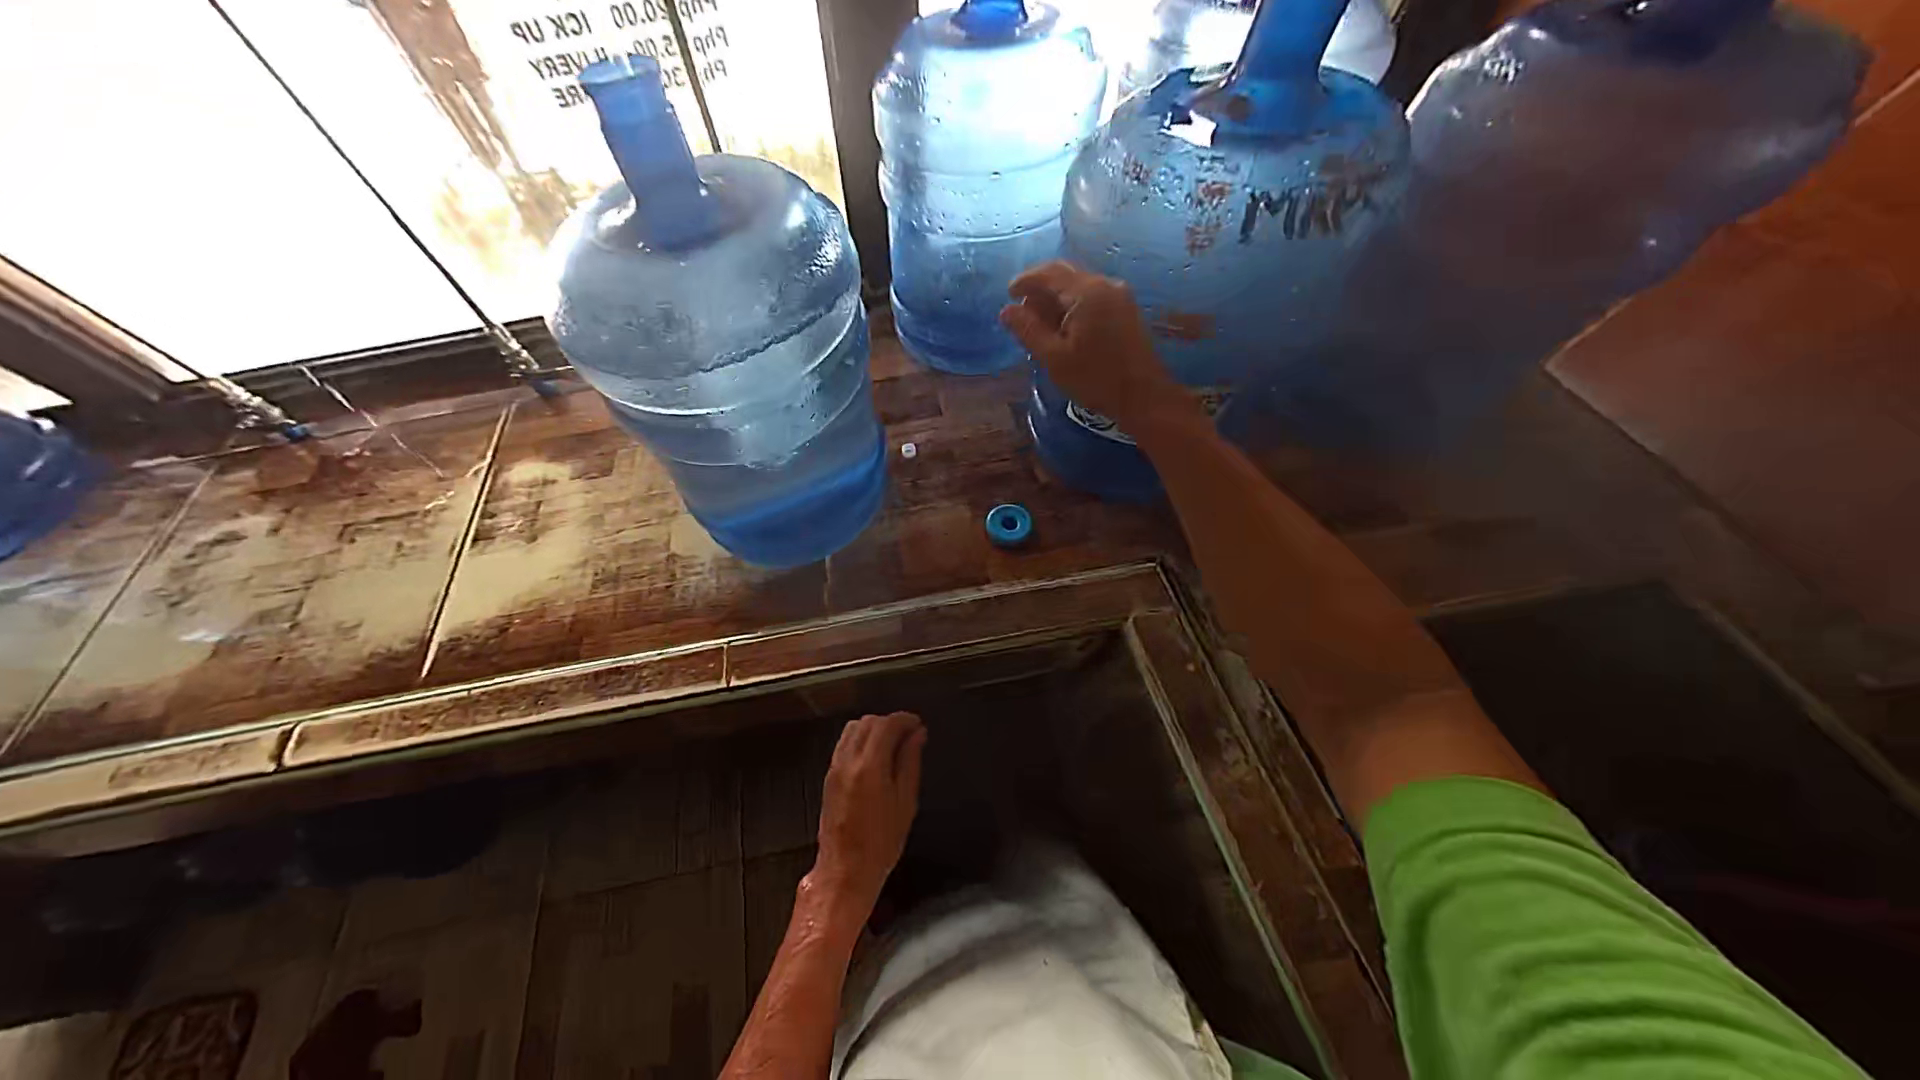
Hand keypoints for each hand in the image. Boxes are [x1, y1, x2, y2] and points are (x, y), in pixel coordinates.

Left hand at [812, 712, 925, 909]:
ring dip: (874, 728)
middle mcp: (848, 762)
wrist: (845, 870)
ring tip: (893, 743)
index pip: (887, 725)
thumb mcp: (906, 802)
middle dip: (890, 722)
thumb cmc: (880, 843)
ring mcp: (835, 768)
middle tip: (909, 733)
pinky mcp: (828, 777)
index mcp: (870, 766)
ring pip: (853, 729)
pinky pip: (844, 744)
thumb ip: (910, 762)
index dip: (905, 719)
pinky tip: (876, 755)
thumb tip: (917, 736)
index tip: (917, 724)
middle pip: (868, 722)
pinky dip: (861, 739)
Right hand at [1001, 260, 1184, 431]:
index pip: (1049, 273)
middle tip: (1021, 310)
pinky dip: (1072, 305)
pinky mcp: (1125, 309)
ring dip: (1056, 298)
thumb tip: (1006, 310)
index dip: (1025, 281)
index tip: (1009, 294)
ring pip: (1079, 286)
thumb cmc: (1095, 379)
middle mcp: (1105, 285)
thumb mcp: (1054, 357)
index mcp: (1087, 293)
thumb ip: (1028, 330)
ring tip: (1039, 323)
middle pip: (1065, 275)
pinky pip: (1092, 297)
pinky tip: (1063, 327)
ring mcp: (1119, 296)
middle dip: (1040, 289)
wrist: (1143, 396)